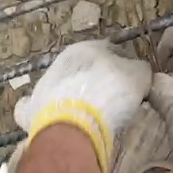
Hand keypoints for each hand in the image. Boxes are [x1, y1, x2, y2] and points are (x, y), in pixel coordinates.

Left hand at [12, 41, 152, 172]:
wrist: (75, 124)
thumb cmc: (110, 94)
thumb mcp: (139, 77)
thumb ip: (141, 70)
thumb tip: (139, 71)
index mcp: (87, 48)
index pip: (111, 50)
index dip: (125, 66)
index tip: (133, 83)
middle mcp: (62, 61)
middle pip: (85, 68)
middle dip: (97, 80)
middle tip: (112, 101)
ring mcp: (44, 84)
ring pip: (61, 86)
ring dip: (73, 96)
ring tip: (87, 116)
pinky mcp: (31, 109)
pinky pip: (35, 108)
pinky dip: (42, 113)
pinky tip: (53, 124)